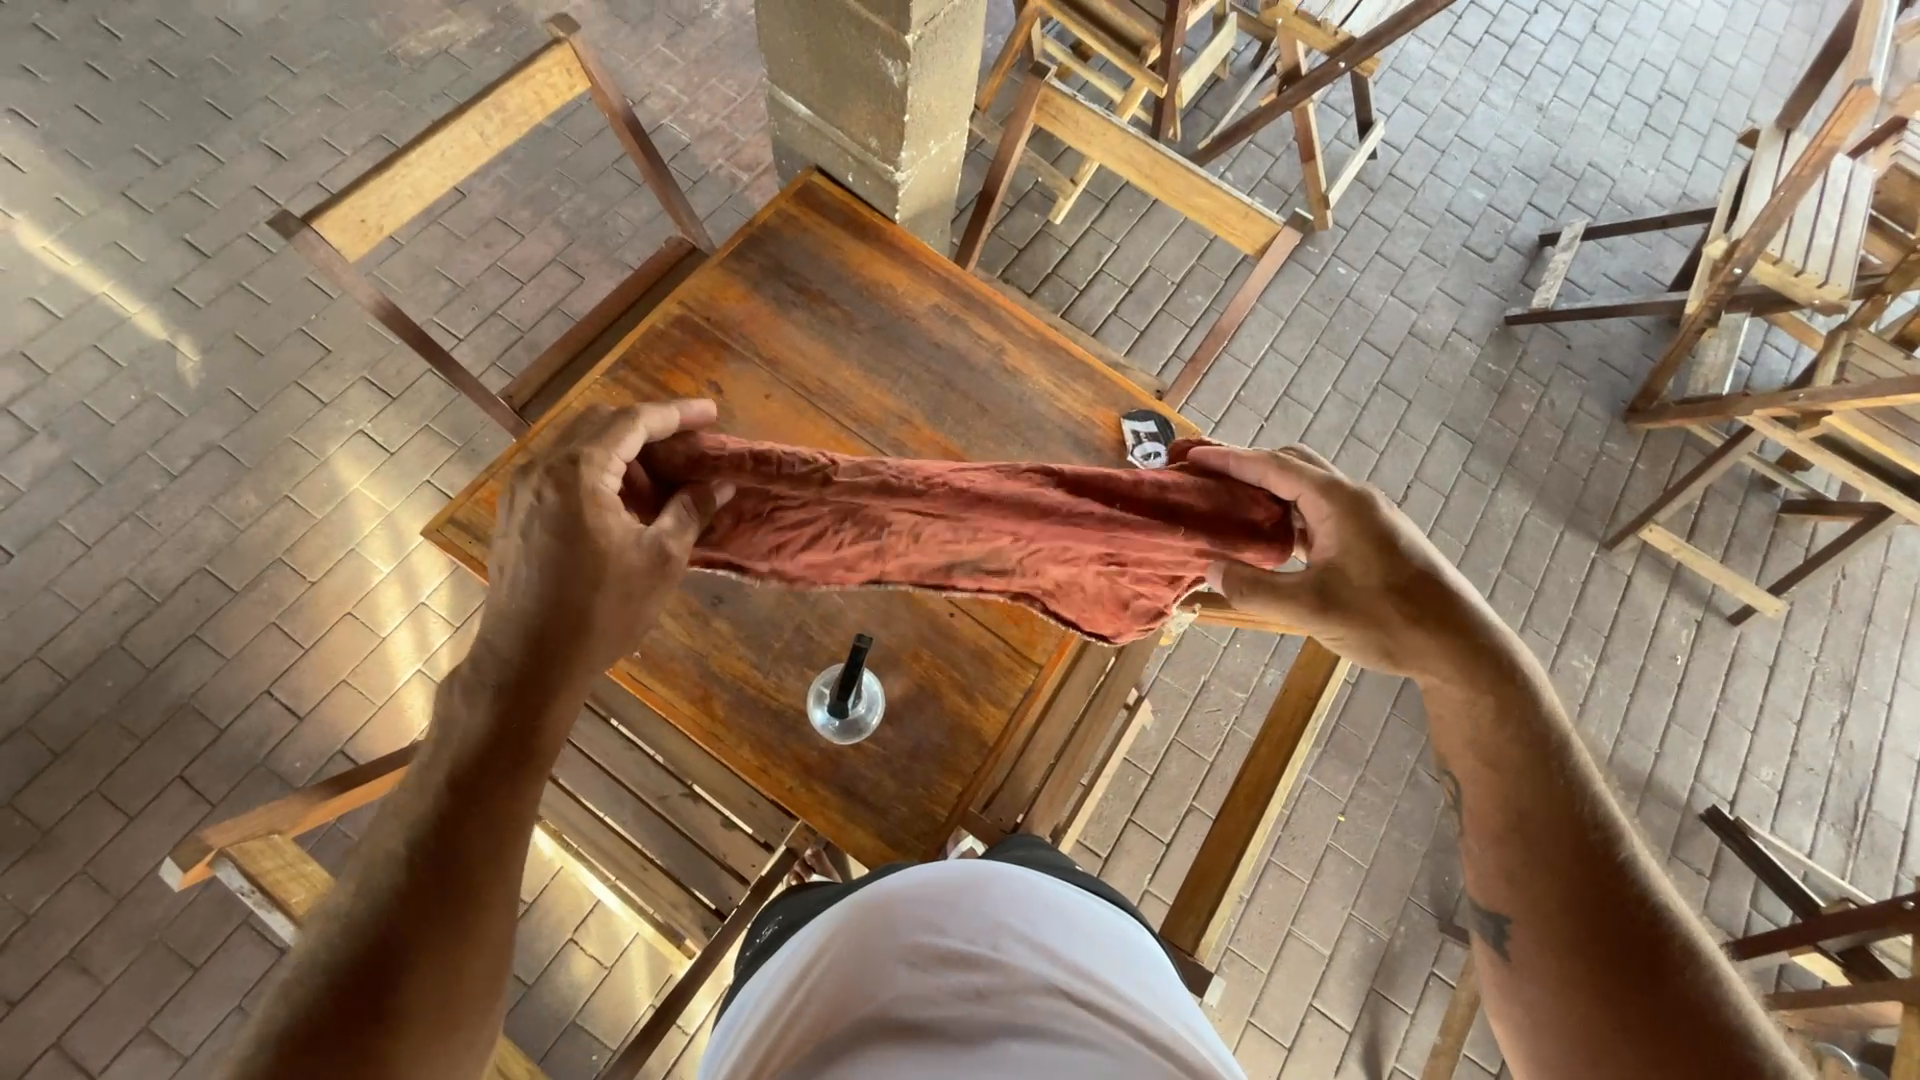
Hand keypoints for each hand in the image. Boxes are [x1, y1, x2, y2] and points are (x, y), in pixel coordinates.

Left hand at [469, 400, 731, 694]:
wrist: (529, 661)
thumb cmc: (602, 610)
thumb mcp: (661, 559)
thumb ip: (690, 510)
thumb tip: (719, 484)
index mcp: (579, 471)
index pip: (633, 421)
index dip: (676, 414)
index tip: (711, 413)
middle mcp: (542, 466)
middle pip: (600, 422)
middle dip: (648, 426)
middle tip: (688, 444)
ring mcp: (521, 488)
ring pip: (575, 444)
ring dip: (620, 450)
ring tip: (658, 481)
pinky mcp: (514, 511)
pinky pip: (558, 469)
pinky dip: (594, 470)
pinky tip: (620, 503)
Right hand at [1186, 443, 1522, 688]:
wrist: (1460, 647)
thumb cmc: (1388, 620)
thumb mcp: (1310, 608)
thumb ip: (1253, 588)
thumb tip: (1210, 570)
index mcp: (1339, 502)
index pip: (1273, 466)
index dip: (1229, 459)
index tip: (1193, 455)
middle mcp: (1354, 499)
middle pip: (1292, 466)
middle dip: (1248, 466)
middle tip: (1208, 479)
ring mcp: (1367, 519)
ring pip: (1307, 490)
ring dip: (1267, 492)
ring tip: (1228, 507)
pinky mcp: (1372, 540)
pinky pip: (1319, 514)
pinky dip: (1286, 516)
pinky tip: (1268, 541)